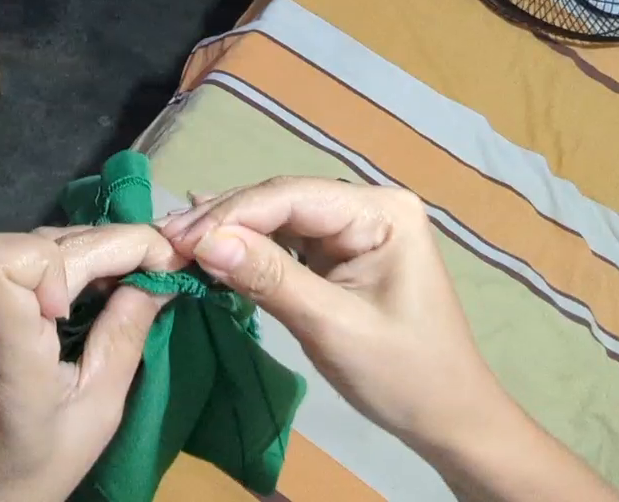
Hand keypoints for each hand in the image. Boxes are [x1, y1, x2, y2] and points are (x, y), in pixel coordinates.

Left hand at [0, 225, 179, 501]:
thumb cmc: (24, 476)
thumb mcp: (93, 418)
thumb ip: (124, 338)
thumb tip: (160, 278)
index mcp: (0, 353)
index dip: (56, 260)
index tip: (97, 290)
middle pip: (37, 243)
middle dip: (105, 243)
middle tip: (156, 263)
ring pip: (26, 242)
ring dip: (82, 250)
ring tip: (122, 278)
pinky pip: (11, 264)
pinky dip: (54, 267)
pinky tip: (78, 296)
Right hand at [158, 178, 501, 452]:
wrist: (451, 422)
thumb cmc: (405, 376)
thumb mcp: (333, 328)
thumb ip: (270, 278)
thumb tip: (205, 242)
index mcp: (380, 210)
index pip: (291, 197)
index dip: (232, 214)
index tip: (180, 240)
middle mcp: (365, 205)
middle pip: (279, 201)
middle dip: (223, 219)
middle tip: (166, 238)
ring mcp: (351, 225)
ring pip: (275, 217)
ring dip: (227, 230)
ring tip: (176, 239)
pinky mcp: (337, 249)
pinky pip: (283, 238)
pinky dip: (245, 244)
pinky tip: (209, 240)